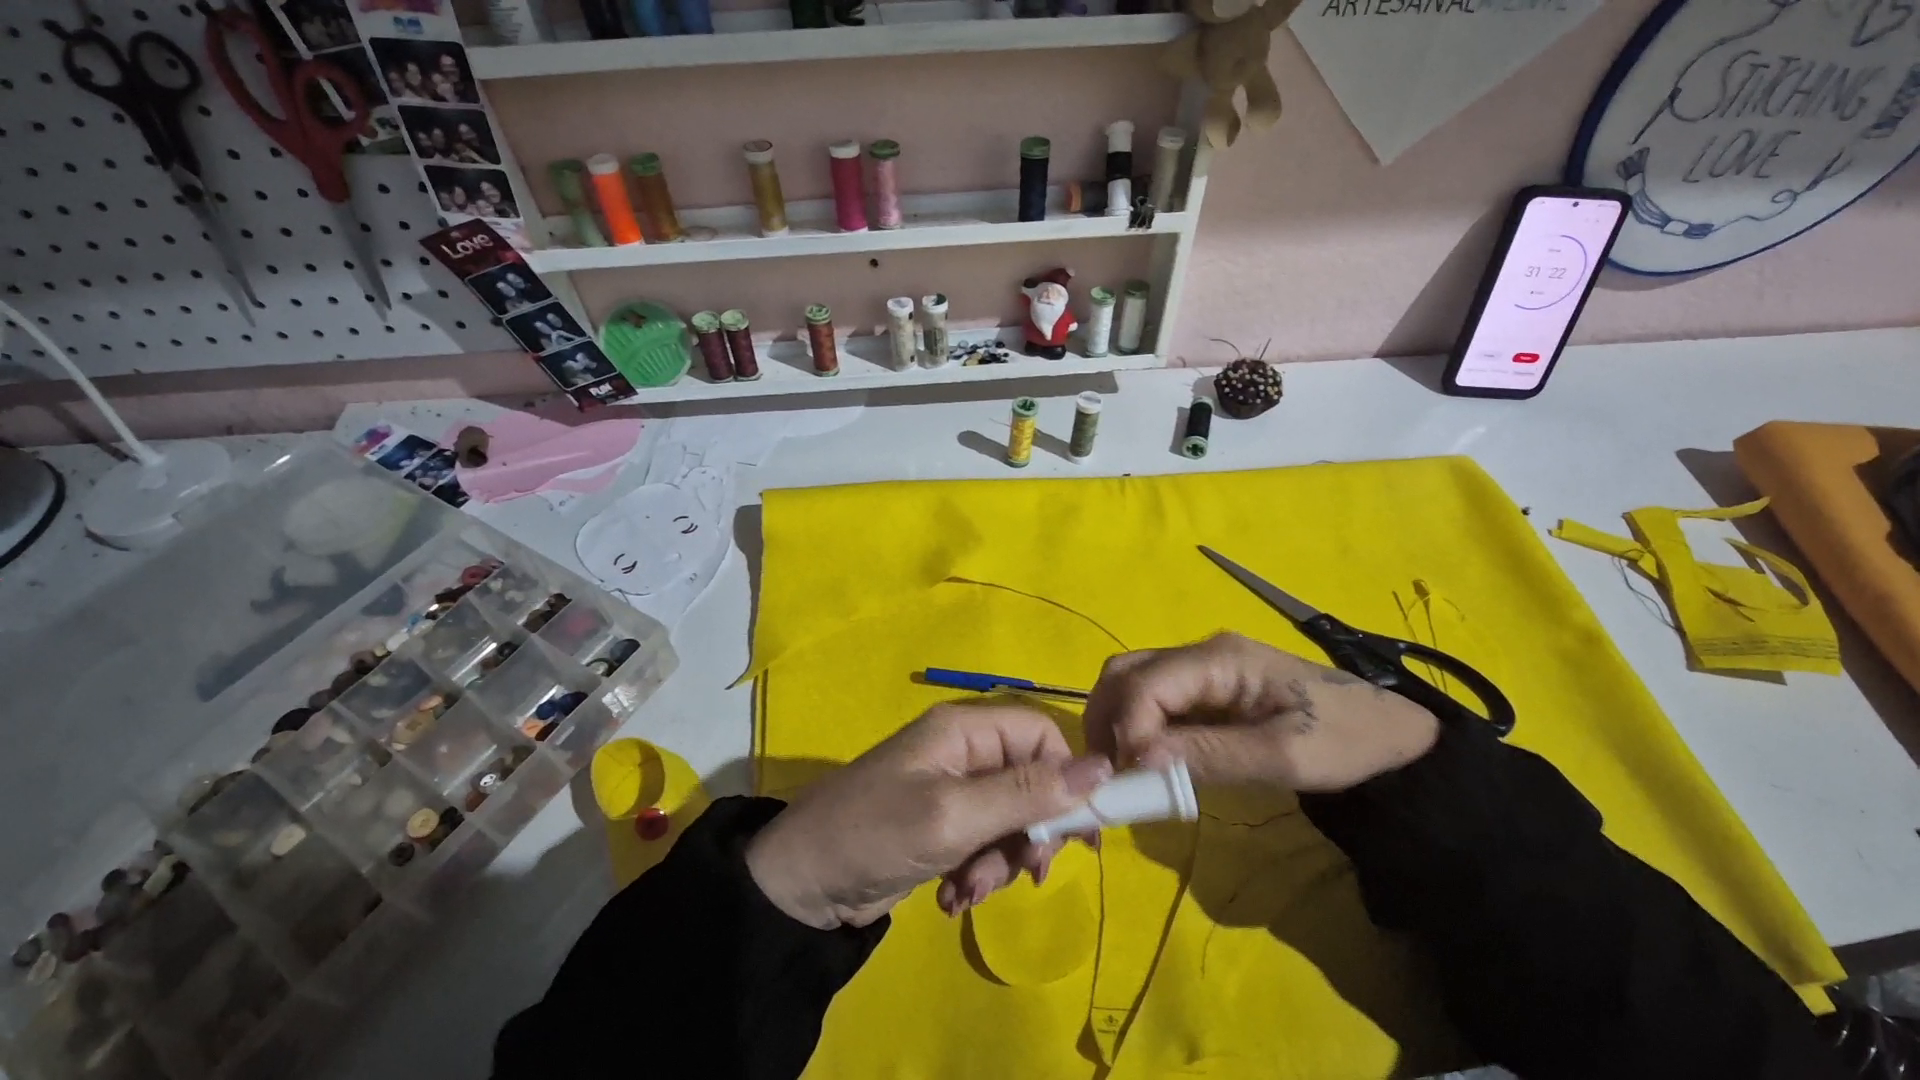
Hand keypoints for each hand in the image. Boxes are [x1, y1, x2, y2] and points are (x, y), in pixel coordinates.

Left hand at [745, 703, 1111, 930]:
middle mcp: (961, 754)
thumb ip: (1027, 794)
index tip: (1079, 829)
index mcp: (963, 731)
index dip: (1066, 777)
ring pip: (1010, 821)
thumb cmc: (876, 834)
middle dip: (1029, 833)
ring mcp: (950, 793)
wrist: (802, 887)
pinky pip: (984, 846)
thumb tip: (1102, 769)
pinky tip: (952, 898)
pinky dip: (977, 874)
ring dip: (1000, 863)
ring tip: (969, 892)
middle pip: (1030, 782)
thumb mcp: (955, 816)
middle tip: (1026, 872)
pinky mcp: (941, 829)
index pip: (1040, 734)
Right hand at [1084, 632, 1439, 793]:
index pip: (1144, 684)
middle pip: (1126, 674)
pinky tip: (1145, 763)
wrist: (1392, 735)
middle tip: (1110, 775)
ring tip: (1123, 773)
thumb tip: (1138, 761)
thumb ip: (1209, 755)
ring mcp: (1203, 669)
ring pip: (1133, 683)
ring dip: (1117, 724)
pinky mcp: (1208, 689)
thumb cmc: (1345, 741)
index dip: (1126, 729)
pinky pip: (1156, 700)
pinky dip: (1138, 729)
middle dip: (1107, 722)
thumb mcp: (1283, 757)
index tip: (1129, 780)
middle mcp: (1202, 654)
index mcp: (1220, 660)